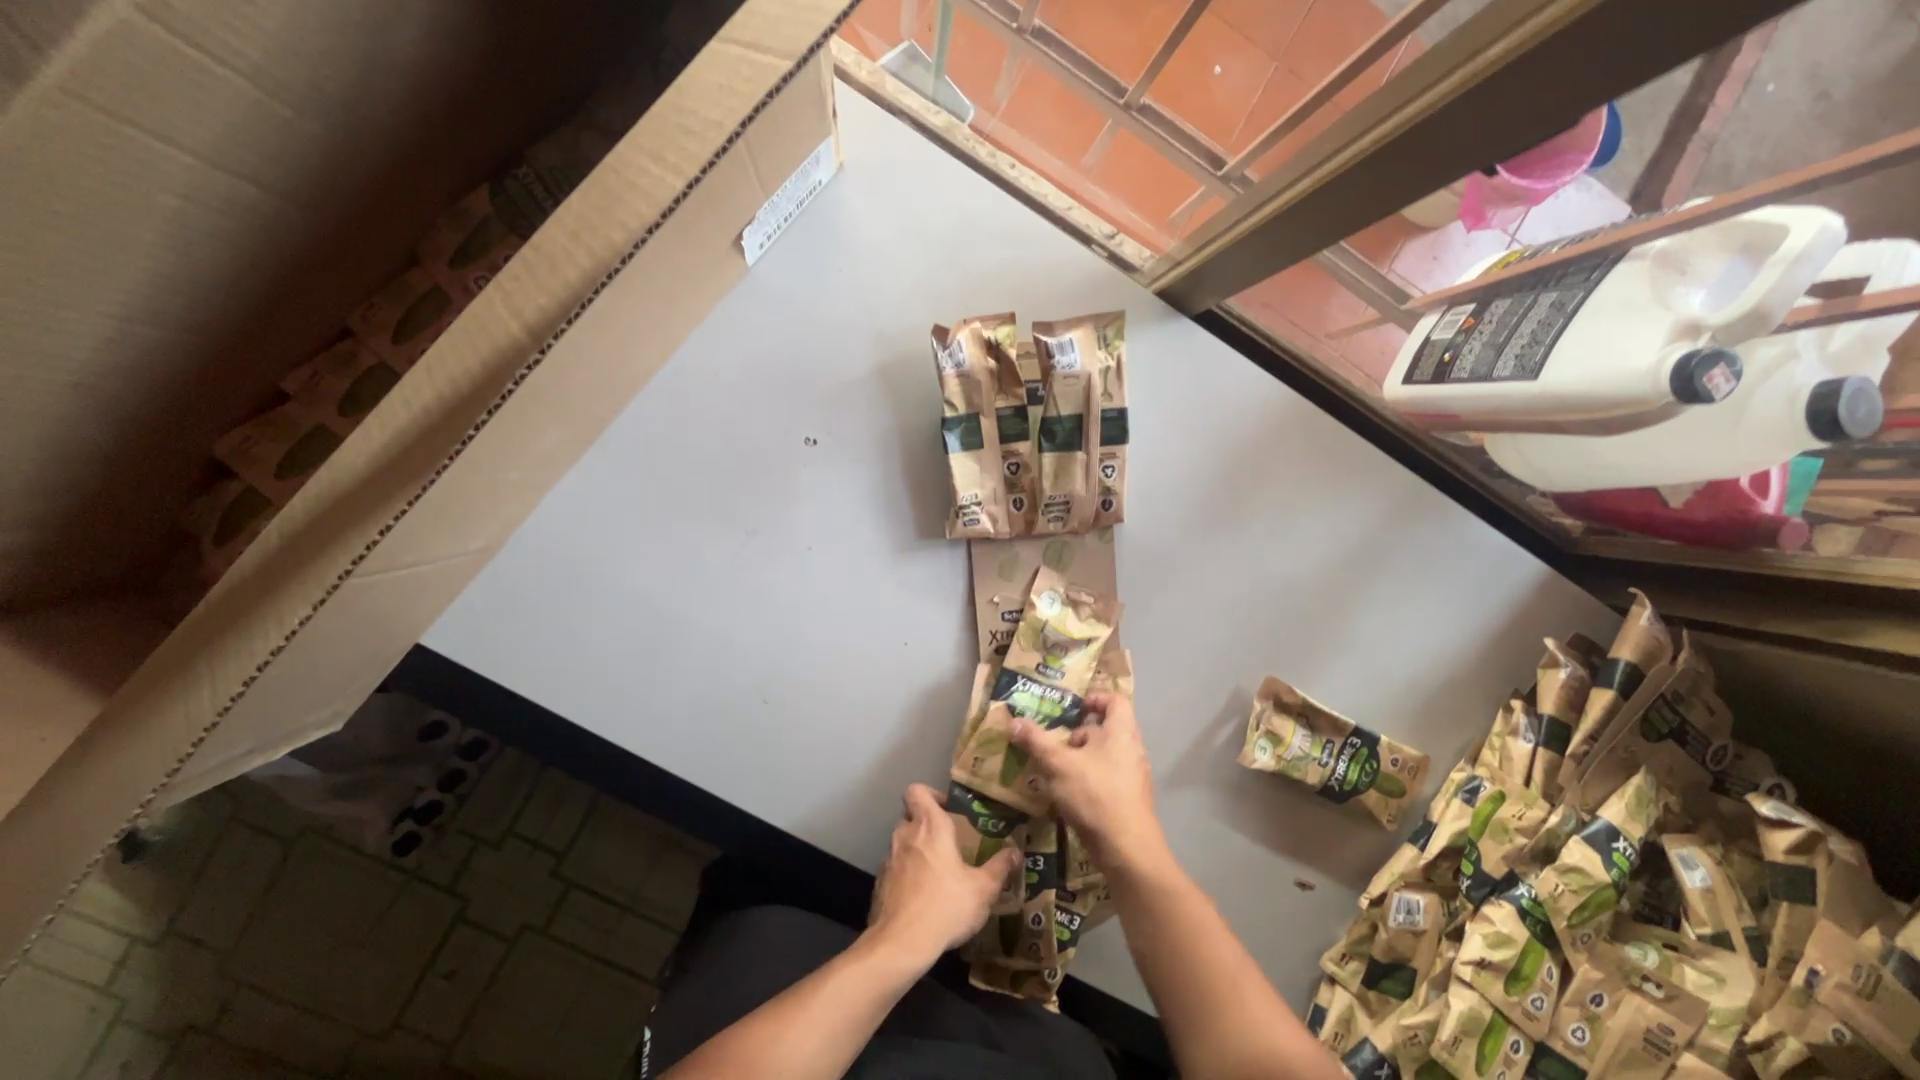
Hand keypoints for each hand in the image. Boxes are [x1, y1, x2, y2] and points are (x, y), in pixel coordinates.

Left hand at [869, 783, 1018, 965]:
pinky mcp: (880, 884)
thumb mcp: (983, 889)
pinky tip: (922, 897)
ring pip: (902, 843)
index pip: (917, 791)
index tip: (949, 810)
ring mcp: (888, 860)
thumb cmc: (945, 906)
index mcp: (930, 827)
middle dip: (926, 825)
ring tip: (938, 873)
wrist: (901, 943)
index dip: (931, 794)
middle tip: (948, 843)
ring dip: (917, 850)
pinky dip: (906, 874)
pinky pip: (894, 868)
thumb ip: (999, 868)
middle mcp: (905, 836)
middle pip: (910, 816)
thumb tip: (1015, 852)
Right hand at [1010, 692, 1167, 876]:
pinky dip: (1086, 780)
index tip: (1072, 707)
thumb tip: (1013, 720)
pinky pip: (1105, 779)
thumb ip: (1036, 741)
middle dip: (1078, 734)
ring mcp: (1132, 777)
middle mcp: (1132, 750)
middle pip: (1106, 730)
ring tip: (1053, 770)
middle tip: (1053, 743)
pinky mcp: (1128, 800)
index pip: (1115, 700)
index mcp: (1121, 732)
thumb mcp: (1058, 764)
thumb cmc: (1095, 795)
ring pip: (1104, 757)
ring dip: (1079, 759)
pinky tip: (1065, 795)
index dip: (1095, 698)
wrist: (1126, 848)